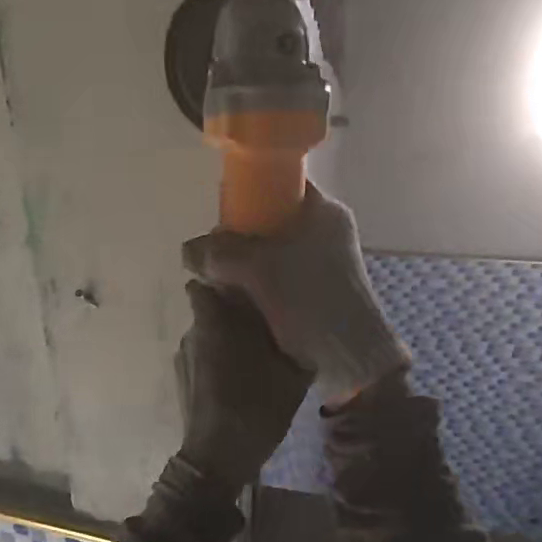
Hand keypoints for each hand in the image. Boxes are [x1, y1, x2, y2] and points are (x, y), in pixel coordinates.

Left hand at [174, 281, 313, 498]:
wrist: (217, 458)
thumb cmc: (254, 409)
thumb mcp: (290, 379)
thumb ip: (294, 349)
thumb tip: (302, 333)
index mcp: (215, 324)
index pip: (203, 286)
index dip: (221, 285)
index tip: (245, 292)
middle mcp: (192, 335)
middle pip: (210, 313)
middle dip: (231, 318)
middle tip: (261, 329)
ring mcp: (182, 359)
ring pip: (206, 338)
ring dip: (224, 343)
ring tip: (251, 361)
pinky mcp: (180, 382)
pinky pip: (201, 360)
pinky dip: (216, 364)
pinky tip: (235, 384)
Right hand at [182, 185, 408, 403]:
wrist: (353, 359)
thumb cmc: (311, 302)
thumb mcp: (258, 271)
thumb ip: (219, 254)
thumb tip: (188, 251)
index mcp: (323, 210)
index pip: (281, 183)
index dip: (249, 191)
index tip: (222, 213)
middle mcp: (328, 231)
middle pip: (273, 220)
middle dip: (240, 236)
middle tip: (214, 253)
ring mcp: (326, 263)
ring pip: (275, 252)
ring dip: (246, 264)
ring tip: (220, 278)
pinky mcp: (320, 292)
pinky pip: (282, 277)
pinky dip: (260, 284)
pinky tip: (238, 299)